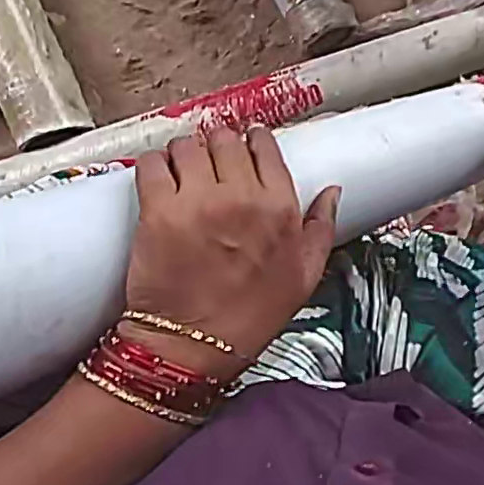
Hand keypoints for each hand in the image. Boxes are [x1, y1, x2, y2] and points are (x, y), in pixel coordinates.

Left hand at [125, 124, 339, 376]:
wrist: (195, 345)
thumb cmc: (253, 312)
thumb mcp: (306, 272)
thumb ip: (321, 226)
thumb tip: (332, 192)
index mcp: (280, 207)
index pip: (265, 148)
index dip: (254, 139)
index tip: (247, 140)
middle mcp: (241, 197)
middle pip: (225, 140)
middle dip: (219, 142)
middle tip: (213, 154)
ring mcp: (197, 201)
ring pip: (188, 146)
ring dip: (186, 149)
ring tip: (184, 164)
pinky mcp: (157, 212)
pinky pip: (152, 163)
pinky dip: (154, 162)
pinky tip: (158, 173)